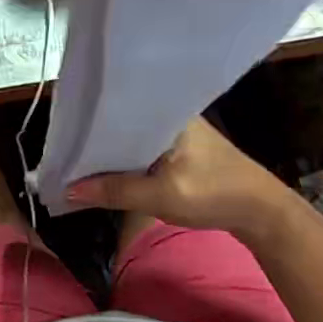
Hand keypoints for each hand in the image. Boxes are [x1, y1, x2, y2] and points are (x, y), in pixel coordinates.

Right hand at [66, 118, 299, 239]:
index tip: (61, 133)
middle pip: (121, 123)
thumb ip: (116, 191)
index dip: (89, 121)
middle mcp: (168, 117)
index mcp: (167, 114)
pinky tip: (104, 171)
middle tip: (60, 151)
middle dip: (93, 138)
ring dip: (108, 152)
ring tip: (74, 161)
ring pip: (129, 138)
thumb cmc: (215, 195)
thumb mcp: (161, 196)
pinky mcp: (176, 151)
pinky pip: (140, 151)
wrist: (261, 213)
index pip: (119, 108)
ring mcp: (173, 134)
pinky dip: (122, 161)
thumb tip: (69, 191)